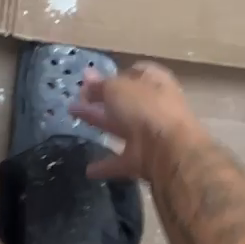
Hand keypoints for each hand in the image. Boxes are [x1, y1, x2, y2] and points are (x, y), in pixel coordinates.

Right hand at [67, 61, 203, 183]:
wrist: (172, 153)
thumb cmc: (144, 107)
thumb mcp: (115, 88)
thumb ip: (99, 85)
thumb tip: (87, 77)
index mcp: (154, 83)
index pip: (134, 73)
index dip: (114, 75)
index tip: (93, 80)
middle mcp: (155, 107)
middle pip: (125, 101)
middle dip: (100, 99)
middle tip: (77, 97)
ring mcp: (153, 135)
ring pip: (121, 127)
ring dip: (98, 122)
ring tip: (72, 117)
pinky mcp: (147, 161)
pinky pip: (123, 160)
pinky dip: (107, 165)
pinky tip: (89, 170)